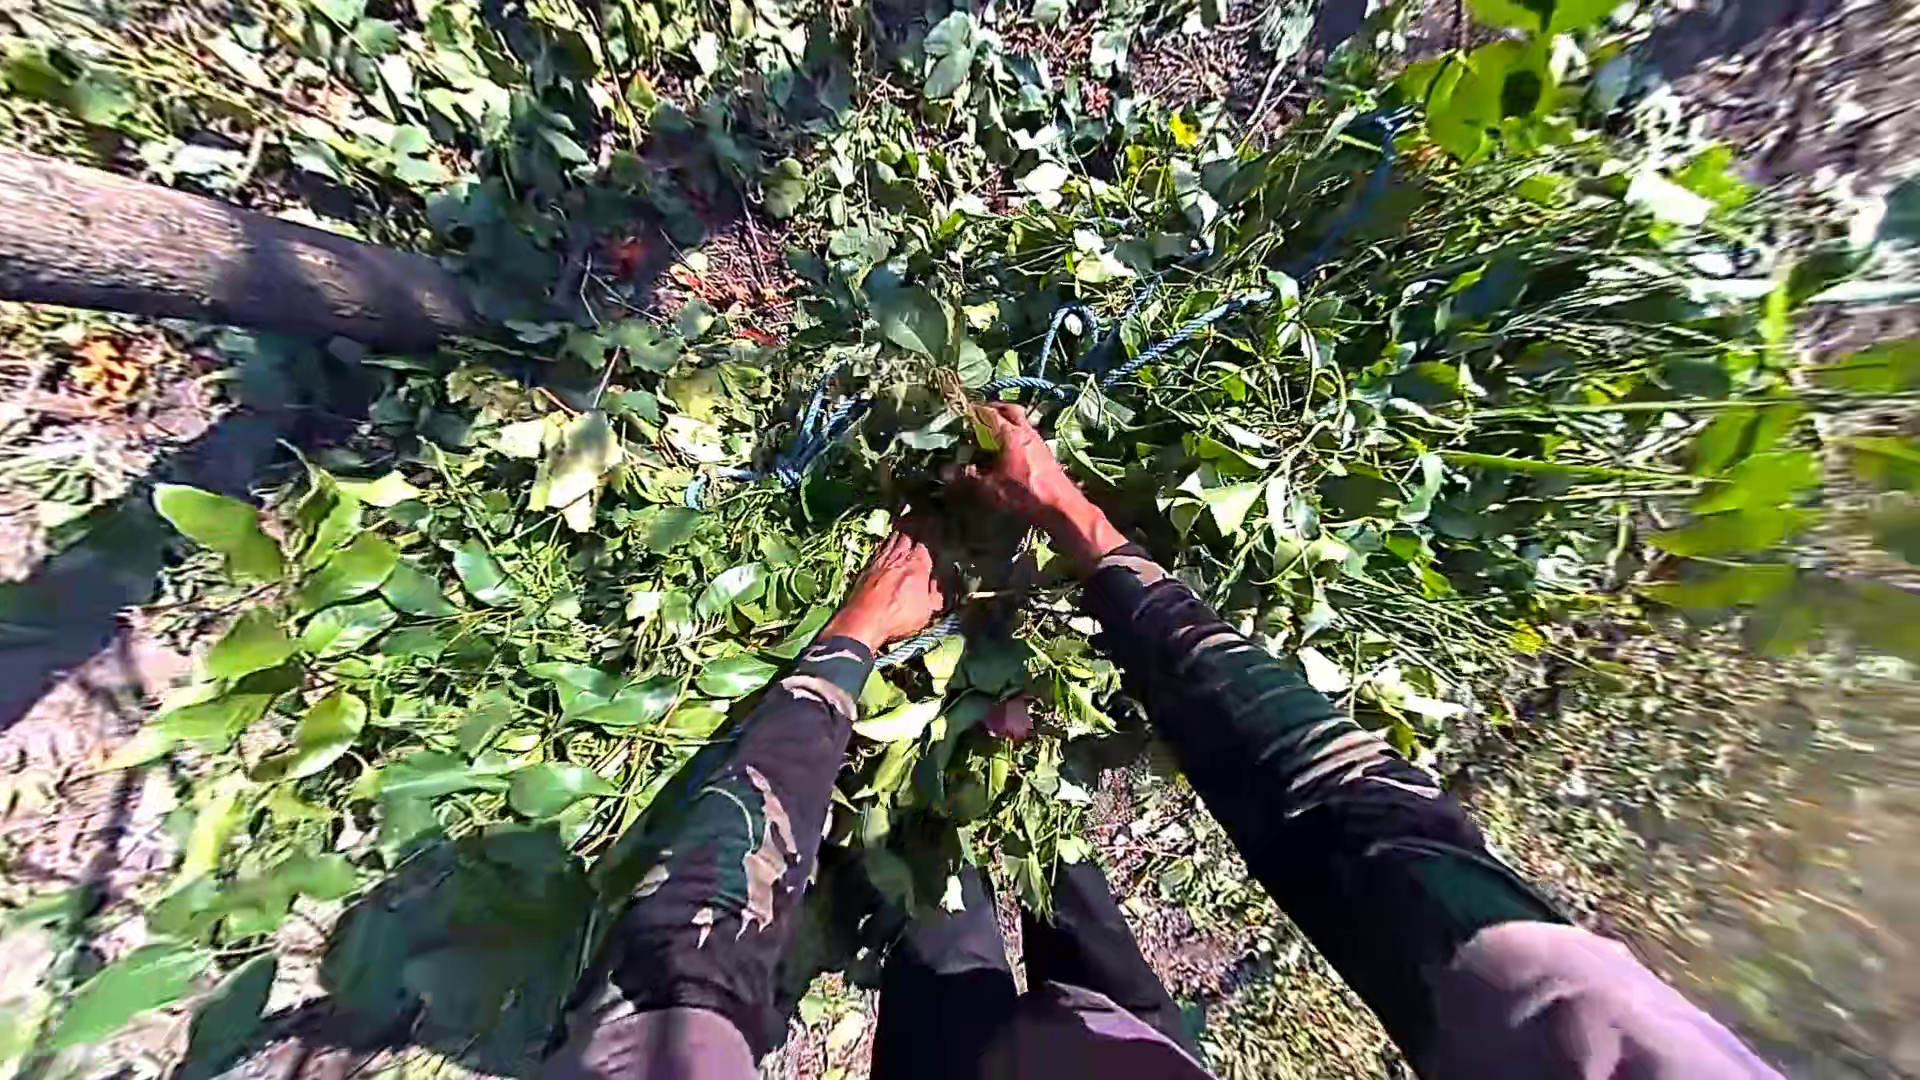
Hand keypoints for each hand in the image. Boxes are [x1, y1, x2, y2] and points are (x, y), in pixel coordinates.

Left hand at [820, 518, 950, 650]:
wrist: (862, 620)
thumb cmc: (898, 617)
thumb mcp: (927, 611)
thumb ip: (936, 594)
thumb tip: (940, 583)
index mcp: (917, 564)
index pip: (928, 540)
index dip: (934, 530)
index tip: (939, 521)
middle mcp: (899, 556)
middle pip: (908, 533)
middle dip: (916, 522)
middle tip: (921, 513)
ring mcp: (881, 560)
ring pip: (892, 537)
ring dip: (900, 528)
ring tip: (905, 518)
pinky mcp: (867, 567)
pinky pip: (880, 547)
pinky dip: (886, 541)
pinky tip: (887, 541)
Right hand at [944, 403, 1126, 575]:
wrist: (1061, 505)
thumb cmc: (1025, 493)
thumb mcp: (990, 487)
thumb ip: (967, 477)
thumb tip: (944, 471)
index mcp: (1010, 433)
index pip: (987, 412)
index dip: (972, 410)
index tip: (960, 411)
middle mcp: (1026, 430)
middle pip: (1008, 409)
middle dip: (992, 408)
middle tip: (978, 414)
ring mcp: (1038, 440)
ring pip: (1020, 421)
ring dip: (1006, 420)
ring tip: (991, 430)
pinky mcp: (1045, 452)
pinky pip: (1027, 434)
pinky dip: (1015, 434)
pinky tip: (1008, 448)